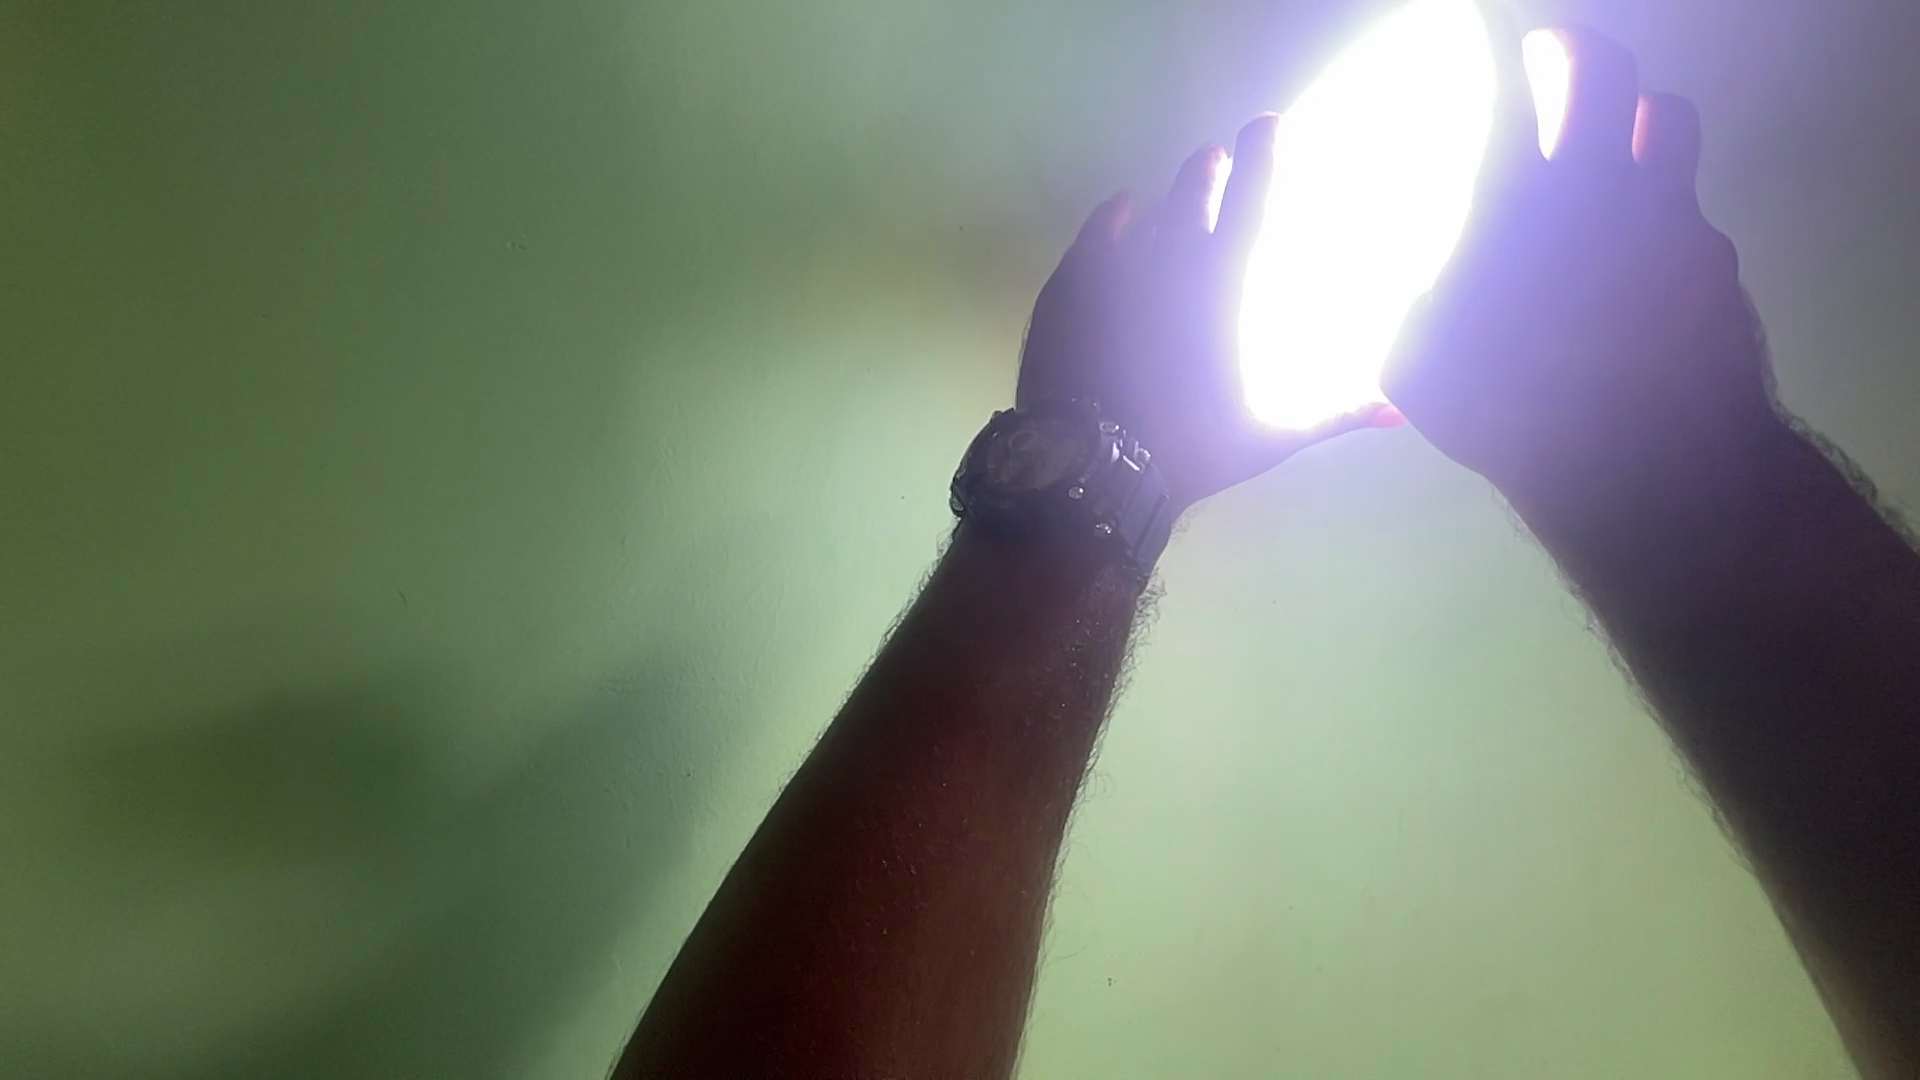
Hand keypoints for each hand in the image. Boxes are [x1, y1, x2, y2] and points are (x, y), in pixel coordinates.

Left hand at [1018, 115, 1397, 514]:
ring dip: (1162, 198)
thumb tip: (1396, 412)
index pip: (1250, 200)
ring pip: (1142, 215)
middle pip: (1191, 196)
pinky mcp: (1067, 292)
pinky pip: (1091, 239)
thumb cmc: (1184, 451)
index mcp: (1221, 286)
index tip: (1264, 124)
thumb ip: (1330, 415)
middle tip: (1211, 158)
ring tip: (1172, 187)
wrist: (1090, 468)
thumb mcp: (1265, 439)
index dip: (1261, 157)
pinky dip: (1107, 221)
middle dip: (1205, 173)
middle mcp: (1168, 263)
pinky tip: (1118, 210)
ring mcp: (1111, 274)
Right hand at [1383, 27, 1775, 516]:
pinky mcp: (1716, 262)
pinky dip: (1653, 204)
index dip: (1507, 54)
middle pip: (1612, 78)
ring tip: (1602, 141)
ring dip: (1631, 116)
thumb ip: (1405, 302)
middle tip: (1553, 54)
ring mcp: (1674, 219)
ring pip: (1666, 125)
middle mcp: (1604, 189)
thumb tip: (1403, 276)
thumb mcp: (1408, 361)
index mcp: (1518, 207)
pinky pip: (1684, 205)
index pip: (1519, 93)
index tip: (1498, 39)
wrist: (1638, 460)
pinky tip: (1625, 253)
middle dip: (1578, 52)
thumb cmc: (1501, 408)